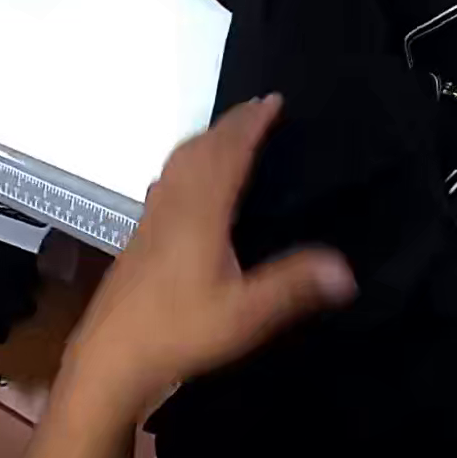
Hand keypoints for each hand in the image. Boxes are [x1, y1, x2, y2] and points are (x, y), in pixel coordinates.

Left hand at [65, 94, 355, 417]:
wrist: (110, 358)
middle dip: (232, 122)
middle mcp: (175, 203)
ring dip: (207, 136)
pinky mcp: (140, 233)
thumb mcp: (245, 314)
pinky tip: (188, 177)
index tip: (273, 100)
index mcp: (201, 211)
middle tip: (258, 107)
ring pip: (180, 159)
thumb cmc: (179, 331)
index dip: (252, 123)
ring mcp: (153, 216)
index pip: (229, 152)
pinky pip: (167, 176)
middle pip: (203, 147)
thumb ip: (293, 287)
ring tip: (229, 131)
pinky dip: (187, 159)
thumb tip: (346, 269)